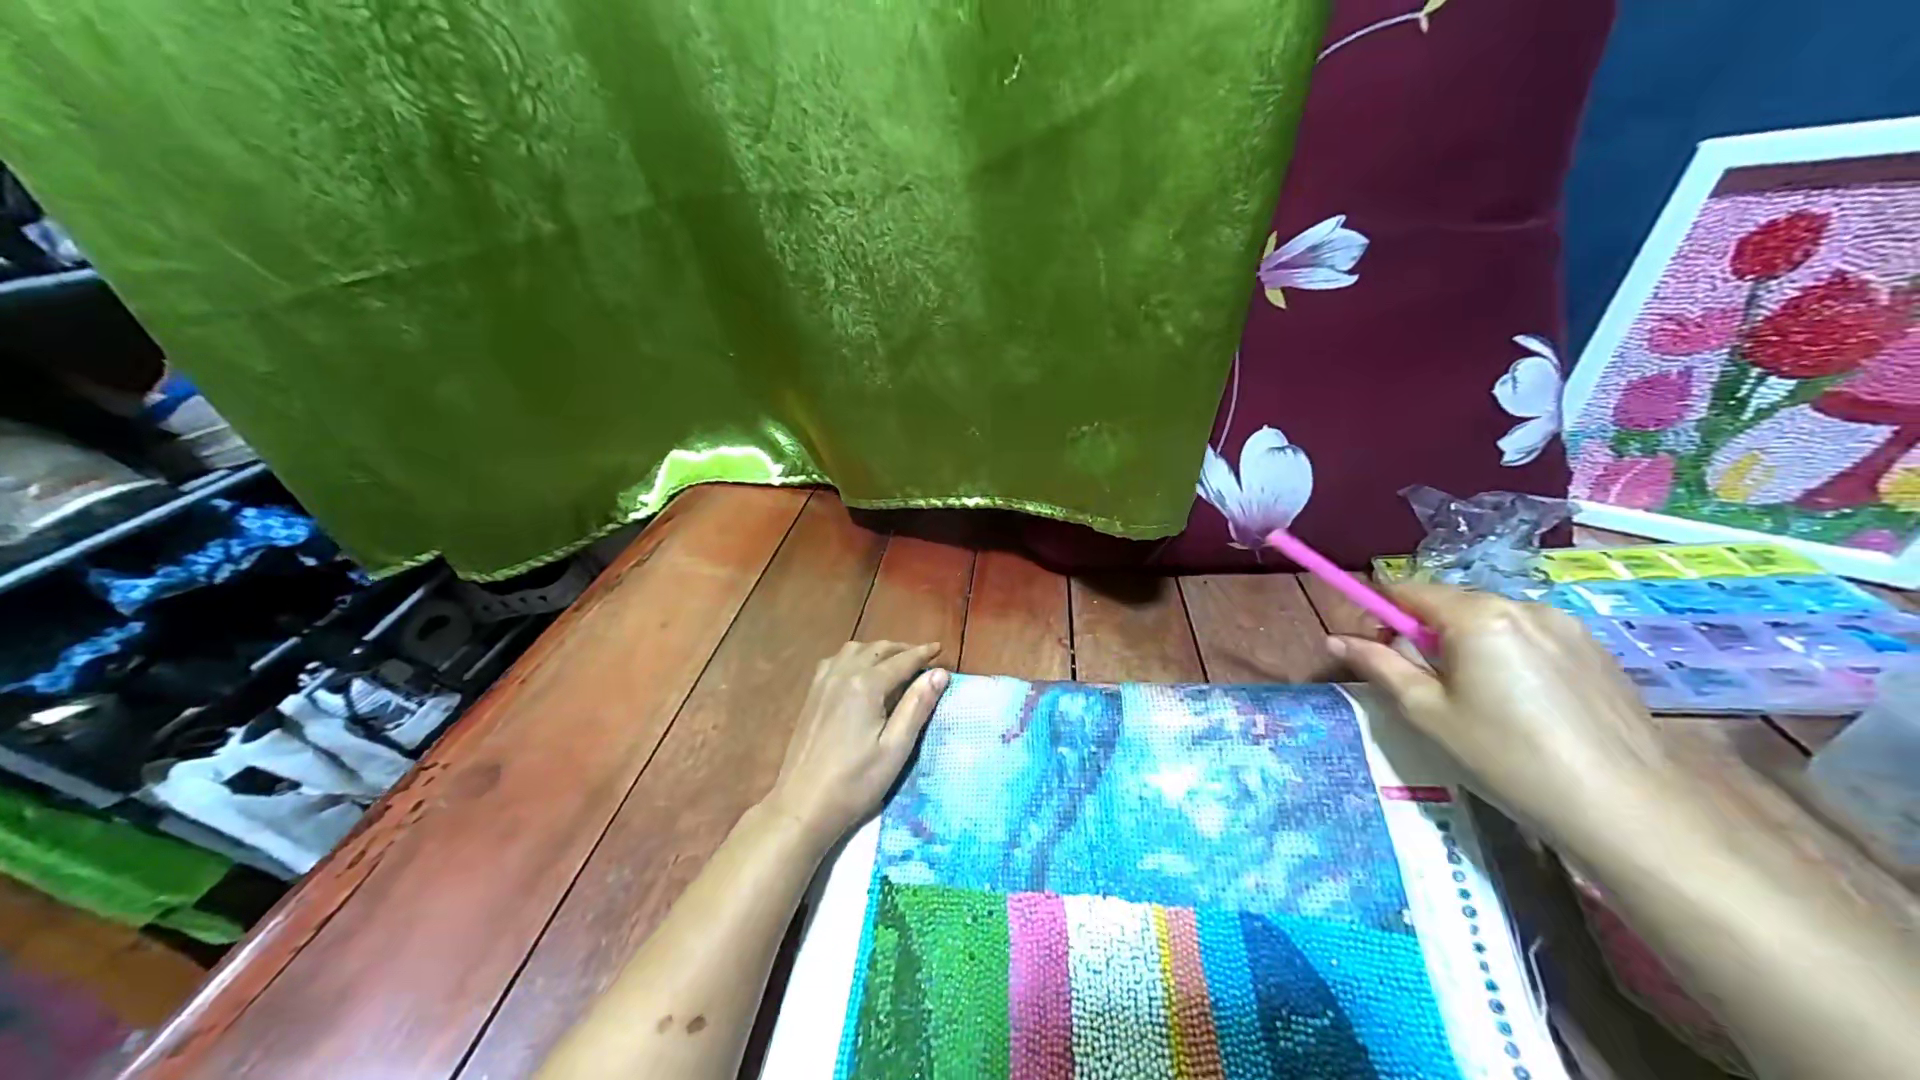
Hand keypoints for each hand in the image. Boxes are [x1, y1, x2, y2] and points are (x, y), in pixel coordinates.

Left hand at [763, 640, 947, 845]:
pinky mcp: (811, 695)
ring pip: (853, 650)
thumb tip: (939, 673)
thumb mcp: (896, 748)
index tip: (940, 648)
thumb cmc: (855, 782)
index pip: (901, 661)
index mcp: (866, 685)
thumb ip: (917, 706)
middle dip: (901, 649)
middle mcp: (842, 674)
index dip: (923, 654)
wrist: (802, 805)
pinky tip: (859, 672)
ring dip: (877, 650)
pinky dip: (854, 657)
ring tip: (894, 661)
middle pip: (877, 649)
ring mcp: (822, 683)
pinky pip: (834, 661)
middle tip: (922, 657)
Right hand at [1329, 584, 1682, 849]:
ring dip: (1467, 645)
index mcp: (1477, 615)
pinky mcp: (1599, 653)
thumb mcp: (1426, 712)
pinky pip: (1533, 639)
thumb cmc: (1506, 757)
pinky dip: (1509, 657)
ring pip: (1493, 622)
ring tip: (1474, 699)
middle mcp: (1524, 606)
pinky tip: (1521, 706)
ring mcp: (1569, 628)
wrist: (1627, 810)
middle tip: (1420, 683)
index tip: (1372, 648)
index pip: (1407, 590)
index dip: (1378, 612)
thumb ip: (1378, 666)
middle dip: (1424, 632)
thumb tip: (1334, 639)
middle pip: (1451, 604)